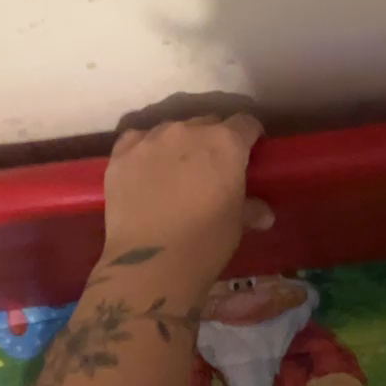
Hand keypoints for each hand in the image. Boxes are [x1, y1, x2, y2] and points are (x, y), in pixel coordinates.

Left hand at [99, 114, 270, 286]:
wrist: (149, 261)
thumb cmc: (205, 242)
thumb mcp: (236, 225)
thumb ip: (250, 208)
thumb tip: (263, 214)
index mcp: (225, 143)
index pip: (245, 124)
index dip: (250, 137)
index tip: (249, 152)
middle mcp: (188, 130)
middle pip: (207, 123)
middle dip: (213, 140)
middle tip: (211, 167)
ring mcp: (151, 139)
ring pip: (171, 129)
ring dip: (178, 144)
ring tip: (175, 170)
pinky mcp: (121, 153)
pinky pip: (137, 140)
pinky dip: (144, 150)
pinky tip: (144, 170)